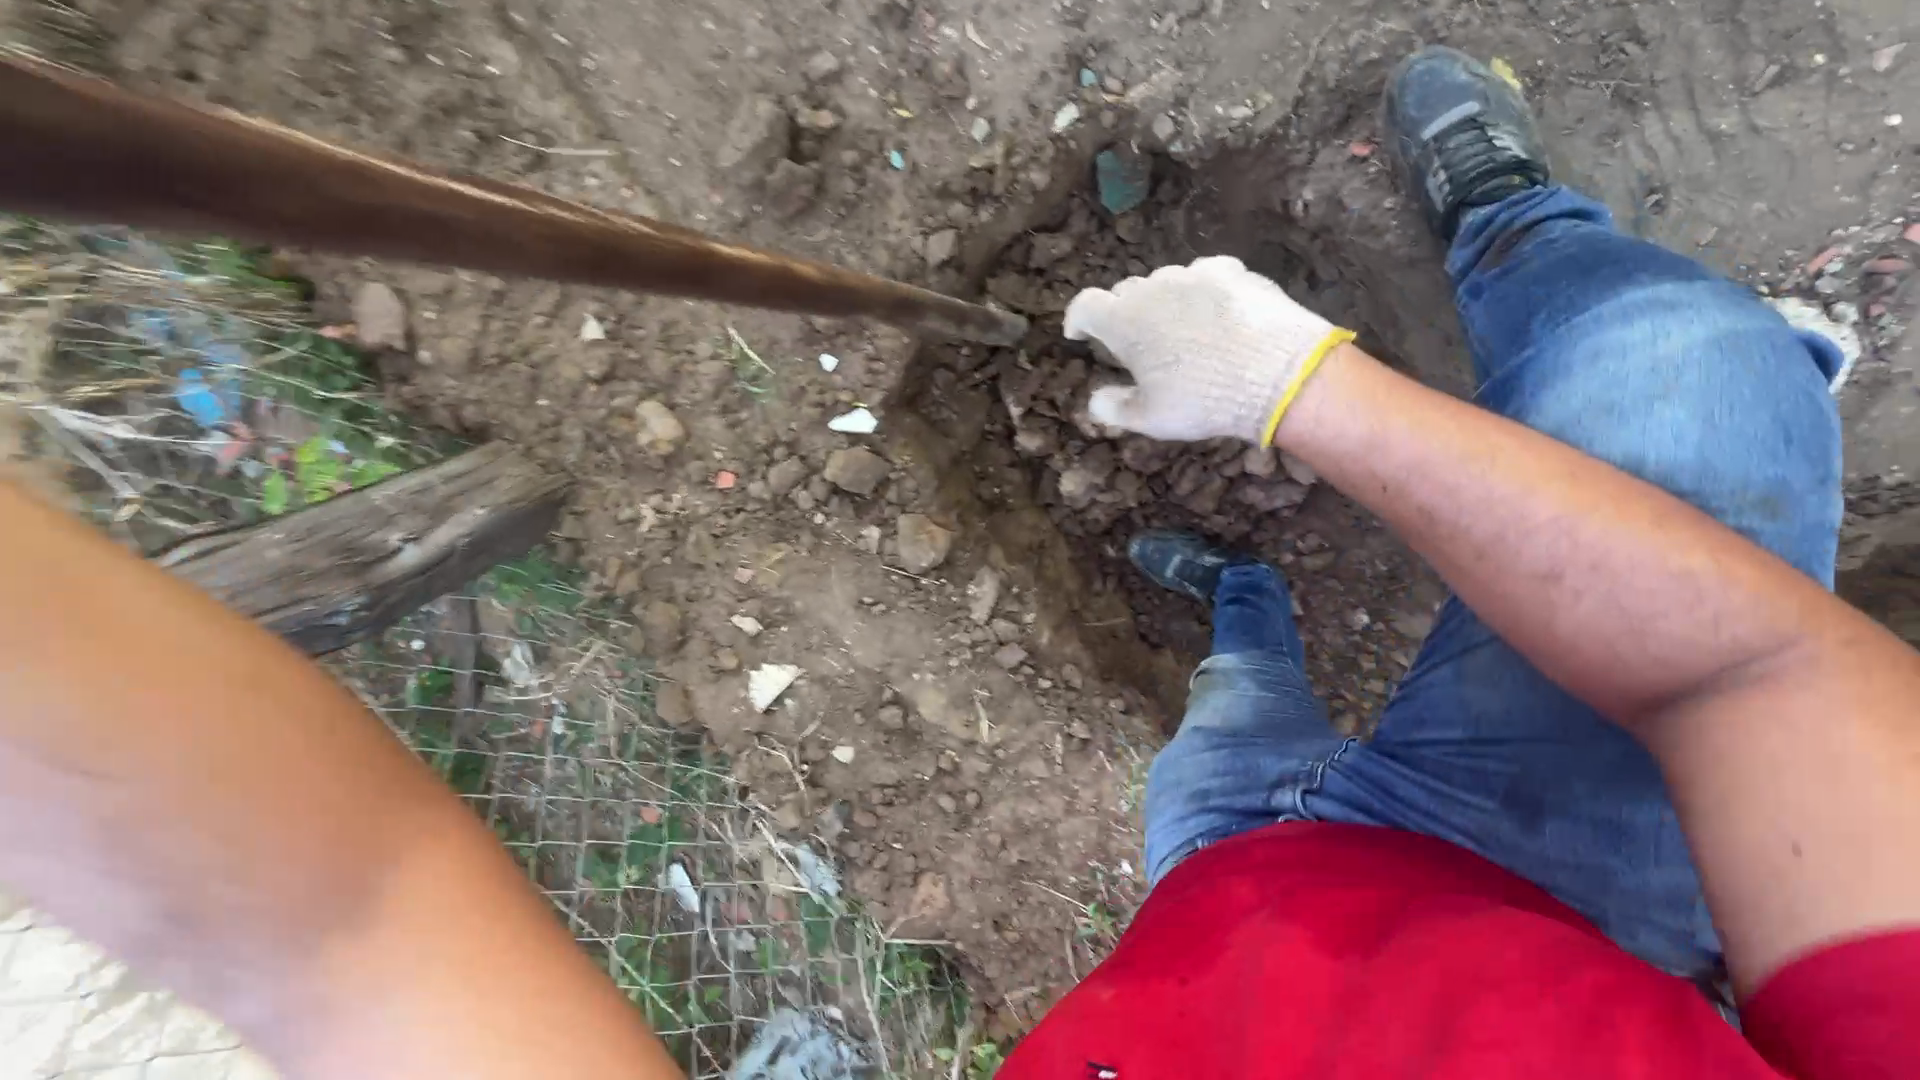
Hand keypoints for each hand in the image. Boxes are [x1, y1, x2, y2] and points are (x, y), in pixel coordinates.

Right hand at [1064, 255, 1353, 445]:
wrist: (1280, 376)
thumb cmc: (1203, 400)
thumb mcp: (1150, 418)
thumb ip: (1114, 408)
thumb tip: (1096, 399)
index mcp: (1124, 320)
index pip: (1085, 306)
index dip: (1077, 319)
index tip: (1079, 335)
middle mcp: (1154, 288)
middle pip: (1125, 292)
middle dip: (1122, 315)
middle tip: (1134, 344)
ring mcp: (1197, 275)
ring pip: (1165, 283)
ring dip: (1161, 303)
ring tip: (1177, 331)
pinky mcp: (1235, 273)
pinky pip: (1205, 277)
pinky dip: (1200, 294)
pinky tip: (1214, 315)